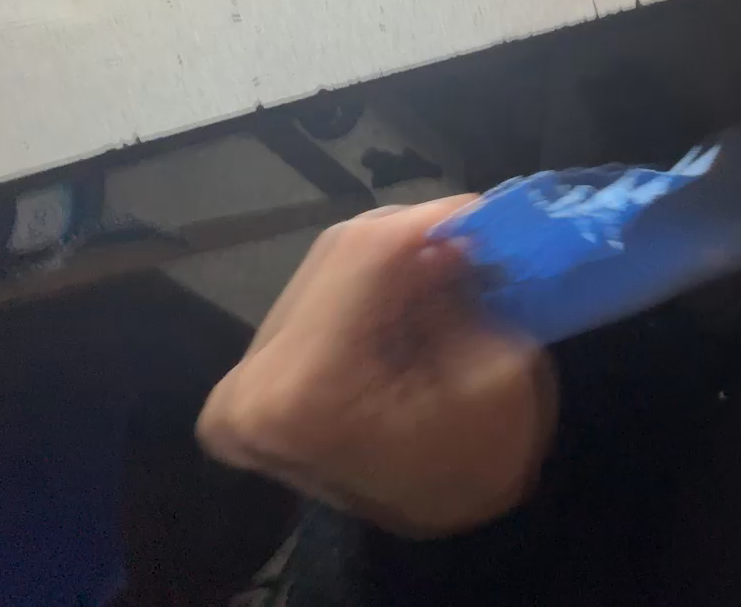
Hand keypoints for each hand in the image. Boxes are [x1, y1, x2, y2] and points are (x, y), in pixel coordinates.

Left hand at [197, 197, 554, 536]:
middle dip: (419, 236)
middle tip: (476, 240)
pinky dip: (378, 281)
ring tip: (451, 269)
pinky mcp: (256, 379)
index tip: (487, 210)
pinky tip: (416, 292)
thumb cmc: (477, 467)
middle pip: (341, 251)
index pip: (363, 252)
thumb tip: (451, 231)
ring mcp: (242, 382)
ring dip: (398, 256)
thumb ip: (465, 291)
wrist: (440, 530)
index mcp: (301, 390)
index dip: (434, 217)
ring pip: (331, 263)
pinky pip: (323, 292)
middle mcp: (248, 382)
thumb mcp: (498, 374)